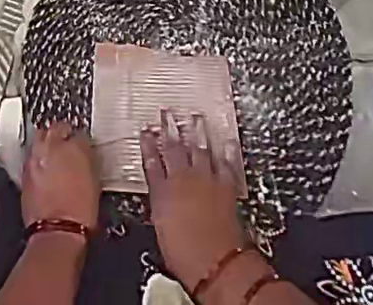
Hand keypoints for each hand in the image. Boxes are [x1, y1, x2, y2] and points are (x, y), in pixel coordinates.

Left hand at [23, 122, 99, 229]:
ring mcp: (37, 157)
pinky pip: (32, 155)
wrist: (57, 233)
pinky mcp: (25, 171)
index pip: (79, 134)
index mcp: (76, 147)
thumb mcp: (94, 180)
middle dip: (62, 132)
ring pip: (40, 136)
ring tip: (52, 150)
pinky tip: (43, 165)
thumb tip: (84, 156)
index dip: (81, 141)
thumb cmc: (81, 211)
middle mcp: (54, 147)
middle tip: (67, 141)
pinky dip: (37, 157)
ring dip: (47, 140)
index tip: (82, 147)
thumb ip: (87, 160)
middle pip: (56, 128)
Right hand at [142, 110, 248, 288]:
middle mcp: (182, 178)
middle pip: (173, 148)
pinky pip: (226, 162)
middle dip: (169, 128)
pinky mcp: (225, 184)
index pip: (151, 161)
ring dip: (197, 131)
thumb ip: (160, 204)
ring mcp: (205, 178)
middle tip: (166, 112)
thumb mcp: (161, 227)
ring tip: (195, 116)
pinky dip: (226, 151)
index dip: (148, 145)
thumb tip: (161, 193)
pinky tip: (226, 140)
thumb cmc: (183, 254)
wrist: (215, 261)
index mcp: (162, 191)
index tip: (146, 130)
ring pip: (199, 148)